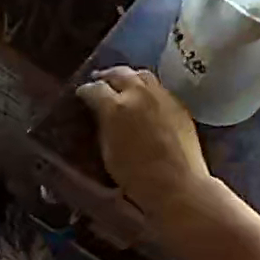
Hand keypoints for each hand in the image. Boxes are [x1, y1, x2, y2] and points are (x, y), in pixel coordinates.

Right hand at [75, 66, 212, 215]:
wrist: (177, 185)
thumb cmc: (136, 177)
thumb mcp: (108, 153)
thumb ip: (103, 128)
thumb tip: (101, 116)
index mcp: (115, 107)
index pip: (94, 89)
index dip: (85, 91)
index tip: (81, 95)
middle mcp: (139, 93)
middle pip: (120, 73)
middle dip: (107, 77)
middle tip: (99, 82)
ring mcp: (162, 96)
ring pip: (142, 75)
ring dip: (129, 78)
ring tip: (123, 85)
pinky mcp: (178, 104)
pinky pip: (158, 88)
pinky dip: (147, 89)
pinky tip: (145, 99)